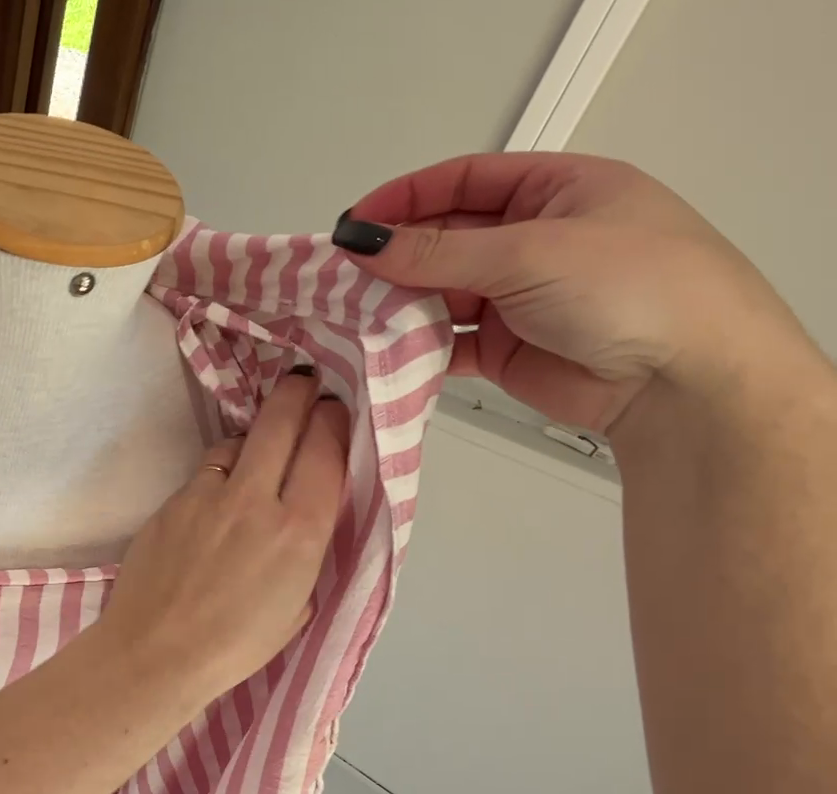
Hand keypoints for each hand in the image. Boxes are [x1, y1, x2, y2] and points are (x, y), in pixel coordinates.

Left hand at [95, 371, 350, 702]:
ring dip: (254, 437)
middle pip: (281, 424)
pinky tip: (218, 494)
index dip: (333, 421)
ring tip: (261, 444)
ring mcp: (206, 497)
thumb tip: (303, 520)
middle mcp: (255, 501)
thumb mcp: (298, 603)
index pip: (326, 450)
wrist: (156, 651)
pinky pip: (203, 473)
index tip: (335, 408)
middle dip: (296, 395)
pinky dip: (217, 473)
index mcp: (301, 531)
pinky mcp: (170, 504)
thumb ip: (306, 551)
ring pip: (237, 443)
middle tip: (303, 382)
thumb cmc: (235, 645)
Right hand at [333, 152, 806, 432]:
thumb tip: (358, 243)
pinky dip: (412, 344)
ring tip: (352, 315)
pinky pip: (443, 339)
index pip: (464, 181)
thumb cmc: (632, 288)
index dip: (405, 197)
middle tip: (340, 277)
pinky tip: (383, 348)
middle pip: (443, 238)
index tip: (353, 225)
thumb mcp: (529, 252)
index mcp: (558, 191)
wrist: (683, 382)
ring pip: (437, 291)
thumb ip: (435, 251)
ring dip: (397, 302)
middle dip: (394, 256)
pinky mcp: (502, 346)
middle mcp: (534, 239)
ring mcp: (517, 296)